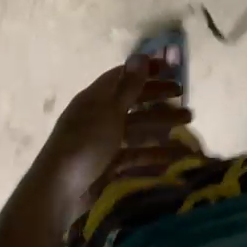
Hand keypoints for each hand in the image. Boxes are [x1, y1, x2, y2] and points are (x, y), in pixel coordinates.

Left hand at [32, 56, 189, 227]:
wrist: (59, 191)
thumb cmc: (85, 144)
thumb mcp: (109, 112)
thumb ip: (128, 86)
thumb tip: (140, 55)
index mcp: (95, 99)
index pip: (122, 77)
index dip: (145, 71)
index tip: (171, 68)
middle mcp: (98, 118)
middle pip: (132, 103)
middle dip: (158, 100)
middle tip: (184, 100)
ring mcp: (102, 143)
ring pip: (136, 130)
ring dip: (161, 127)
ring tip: (187, 127)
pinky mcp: (106, 167)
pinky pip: (133, 157)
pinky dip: (152, 156)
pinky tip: (171, 159)